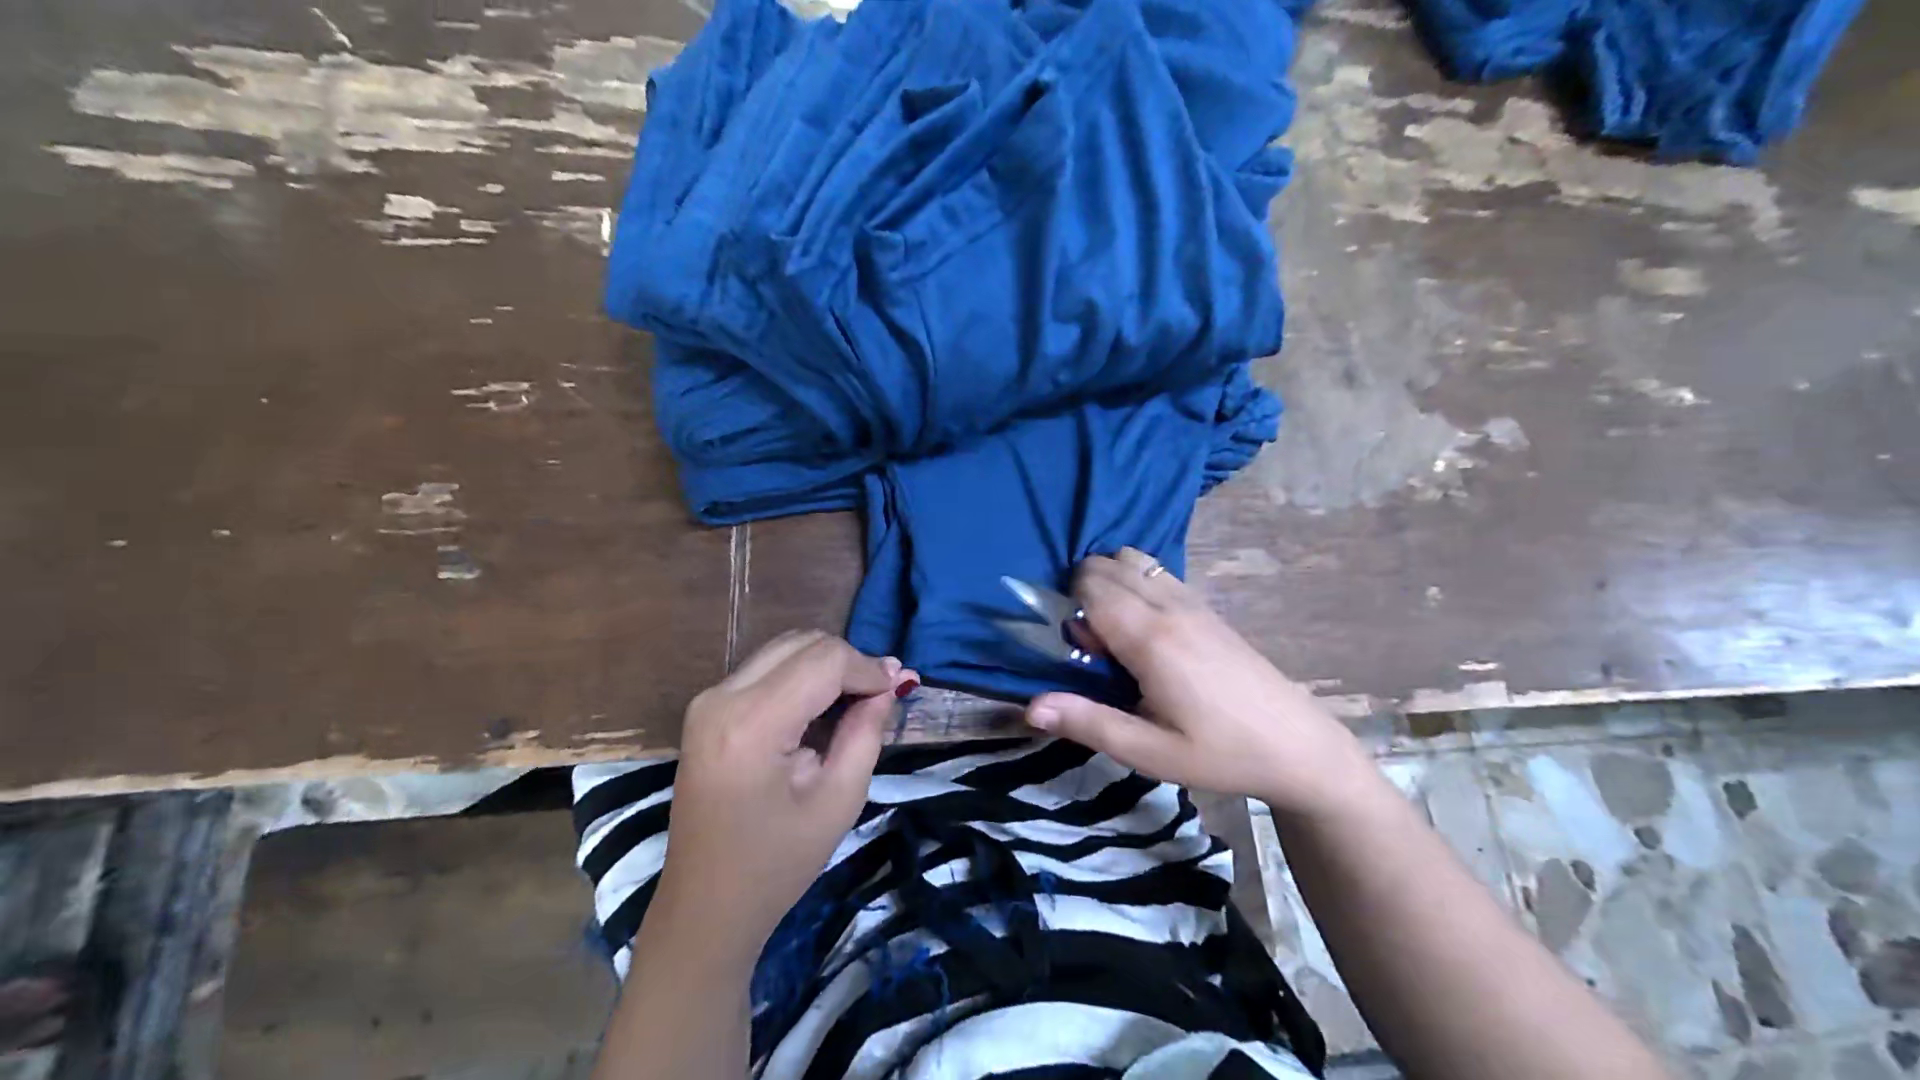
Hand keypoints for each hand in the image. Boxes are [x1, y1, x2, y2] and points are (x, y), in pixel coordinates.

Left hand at [656, 631, 916, 953]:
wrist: (705, 905)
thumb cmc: (777, 864)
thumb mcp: (838, 801)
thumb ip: (866, 732)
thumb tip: (889, 683)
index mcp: (751, 724)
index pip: (824, 660)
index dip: (868, 667)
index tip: (898, 688)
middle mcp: (721, 697)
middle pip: (803, 643)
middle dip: (849, 661)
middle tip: (881, 694)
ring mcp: (707, 700)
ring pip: (784, 648)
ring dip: (826, 665)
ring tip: (857, 700)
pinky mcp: (707, 708)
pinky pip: (766, 668)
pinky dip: (802, 675)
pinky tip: (822, 707)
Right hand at [1025, 548, 1374, 817]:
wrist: (1297, 745)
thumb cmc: (1220, 753)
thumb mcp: (1149, 752)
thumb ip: (1088, 723)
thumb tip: (1030, 707)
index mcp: (1151, 639)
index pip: (1090, 587)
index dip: (1069, 610)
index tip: (1081, 651)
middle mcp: (1170, 606)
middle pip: (1106, 565)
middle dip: (1083, 592)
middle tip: (1097, 648)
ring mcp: (1192, 601)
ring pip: (1133, 559)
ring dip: (1110, 582)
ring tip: (1117, 632)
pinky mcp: (1206, 606)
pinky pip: (1157, 570)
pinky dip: (1135, 581)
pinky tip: (1145, 628)